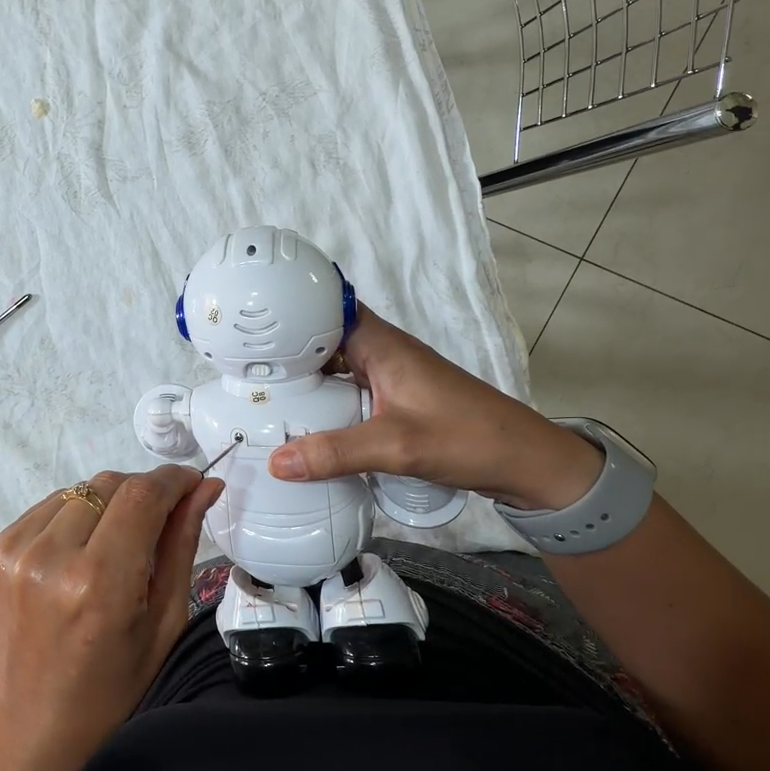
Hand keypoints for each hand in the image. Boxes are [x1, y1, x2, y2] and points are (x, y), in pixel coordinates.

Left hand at [0, 466, 222, 770]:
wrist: (25, 719)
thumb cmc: (107, 686)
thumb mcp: (161, 624)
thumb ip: (181, 545)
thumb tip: (206, 486)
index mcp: (98, 582)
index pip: (141, 496)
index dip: (172, 479)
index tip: (192, 481)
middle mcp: (53, 555)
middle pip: (110, 483)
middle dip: (143, 491)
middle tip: (160, 520)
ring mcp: (19, 547)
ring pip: (80, 488)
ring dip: (109, 501)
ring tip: (118, 543)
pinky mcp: (0, 543)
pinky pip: (52, 504)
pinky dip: (77, 514)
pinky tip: (84, 549)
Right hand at [269, 304, 601, 509]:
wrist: (528, 463)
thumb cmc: (468, 438)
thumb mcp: (396, 447)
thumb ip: (335, 452)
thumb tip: (276, 462)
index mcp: (381, 344)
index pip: (325, 307)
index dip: (288, 308)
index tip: (249, 322)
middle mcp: (381, 351)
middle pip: (322, 336)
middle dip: (284, 346)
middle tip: (240, 362)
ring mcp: (387, 374)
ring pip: (332, 363)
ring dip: (303, 374)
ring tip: (260, 388)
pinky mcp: (392, 398)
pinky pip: (345, 387)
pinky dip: (322, 396)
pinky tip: (301, 416)